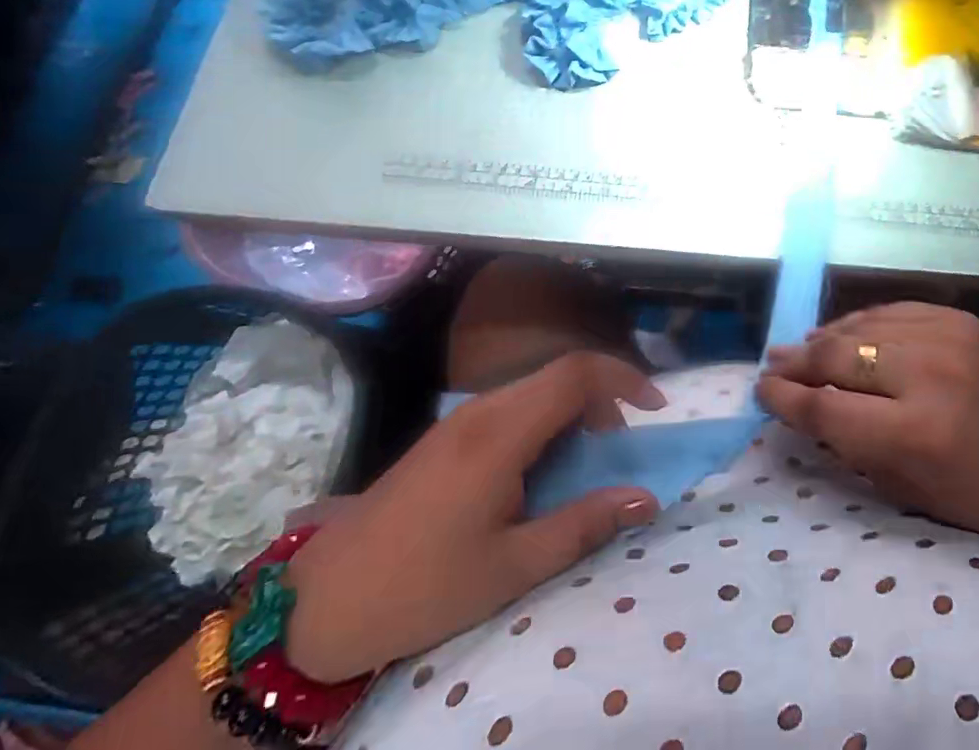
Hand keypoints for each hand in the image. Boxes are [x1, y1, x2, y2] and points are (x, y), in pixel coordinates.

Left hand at [280, 352, 664, 681]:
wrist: (321, 603)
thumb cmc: (423, 588)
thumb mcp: (513, 567)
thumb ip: (584, 524)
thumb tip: (645, 498)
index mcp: (499, 434)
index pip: (576, 374)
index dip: (624, 378)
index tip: (657, 407)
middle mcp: (480, 412)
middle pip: (559, 375)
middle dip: (604, 400)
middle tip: (619, 452)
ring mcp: (458, 421)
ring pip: (535, 389)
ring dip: (574, 413)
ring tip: (585, 464)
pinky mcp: (446, 436)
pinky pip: (511, 408)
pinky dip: (545, 424)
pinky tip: (540, 471)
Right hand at [758, 303, 978, 542]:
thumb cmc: (972, 494)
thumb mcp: (901, 486)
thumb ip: (845, 438)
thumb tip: (795, 398)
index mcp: (917, 433)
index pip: (825, 405)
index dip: (784, 397)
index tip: (760, 391)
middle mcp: (930, 376)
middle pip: (836, 356)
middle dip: (796, 362)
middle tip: (772, 366)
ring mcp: (947, 338)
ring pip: (859, 328)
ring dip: (823, 339)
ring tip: (799, 349)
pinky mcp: (957, 318)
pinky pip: (888, 312)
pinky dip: (859, 325)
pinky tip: (842, 335)